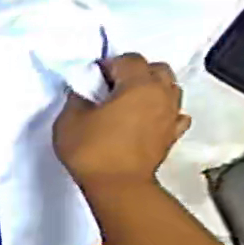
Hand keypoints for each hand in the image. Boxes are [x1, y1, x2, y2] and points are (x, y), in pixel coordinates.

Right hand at [53, 53, 189, 191]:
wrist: (117, 185)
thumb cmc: (92, 149)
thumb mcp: (69, 120)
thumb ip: (77, 99)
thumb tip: (83, 93)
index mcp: (138, 86)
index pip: (129, 59)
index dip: (108, 64)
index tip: (92, 77)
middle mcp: (161, 95)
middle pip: (157, 68)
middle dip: (135, 71)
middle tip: (111, 85)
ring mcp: (171, 115)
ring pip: (170, 88)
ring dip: (152, 88)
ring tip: (129, 101)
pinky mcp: (172, 135)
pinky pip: (175, 113)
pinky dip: (163, 111)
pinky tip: (148, 118)